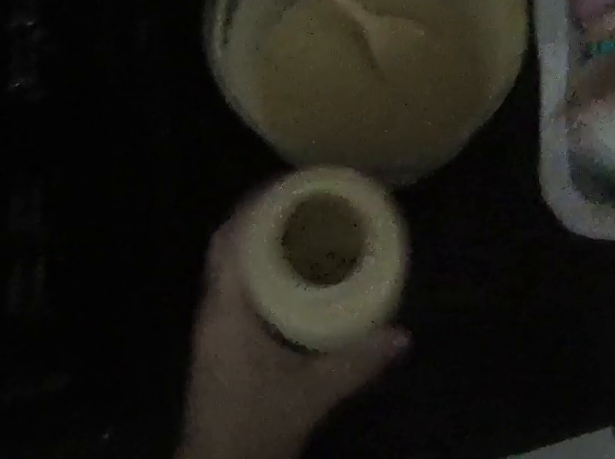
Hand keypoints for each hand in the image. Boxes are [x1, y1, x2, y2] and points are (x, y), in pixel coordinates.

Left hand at [176, 197, 409, 458]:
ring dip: (255, 236)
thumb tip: (402, 335)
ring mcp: (212, 323)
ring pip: (228, 261)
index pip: (232, 239)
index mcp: (226, 310)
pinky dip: (256, 263)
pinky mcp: (218, 338)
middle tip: (301, 197)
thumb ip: (355, 364)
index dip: (257, 206)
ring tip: (298, 221)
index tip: (293, 185)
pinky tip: (287, 268)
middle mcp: (213, 308)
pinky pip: (234, 281)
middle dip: (259, 213)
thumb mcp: (310, 396)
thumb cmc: (255, 430)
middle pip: (227, 242)